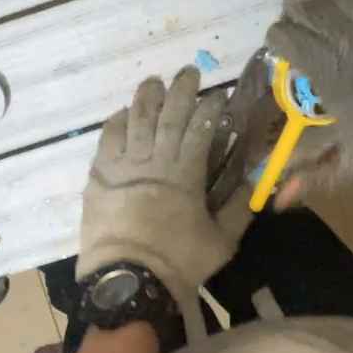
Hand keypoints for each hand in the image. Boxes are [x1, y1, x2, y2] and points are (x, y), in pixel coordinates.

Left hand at [77, 67, 235, 303]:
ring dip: (146, 97)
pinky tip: (123, 114)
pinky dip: (117, 122)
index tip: (218, 94)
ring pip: (135, 120)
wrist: (128, 280)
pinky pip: (107, 140)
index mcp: (185, 174)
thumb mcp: (222, 240)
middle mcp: (153, 161)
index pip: (200, 127)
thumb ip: (240, 208)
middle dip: (180, 90)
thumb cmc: (180, 262)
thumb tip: (253, 182)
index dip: (210, 107)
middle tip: (189, 72)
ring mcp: (123, 167)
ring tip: (154, 82)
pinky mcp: (99, 177)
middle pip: (167, 115)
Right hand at [265, 0, 352, 200]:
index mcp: (333, 79)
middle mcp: (352, 46)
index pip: (293, 42)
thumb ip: (310, 177)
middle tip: (294, 16)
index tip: (277, 42)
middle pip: (312, 11)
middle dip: (296, 10)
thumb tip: (274, 205)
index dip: (280, 37)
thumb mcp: (351, 166)